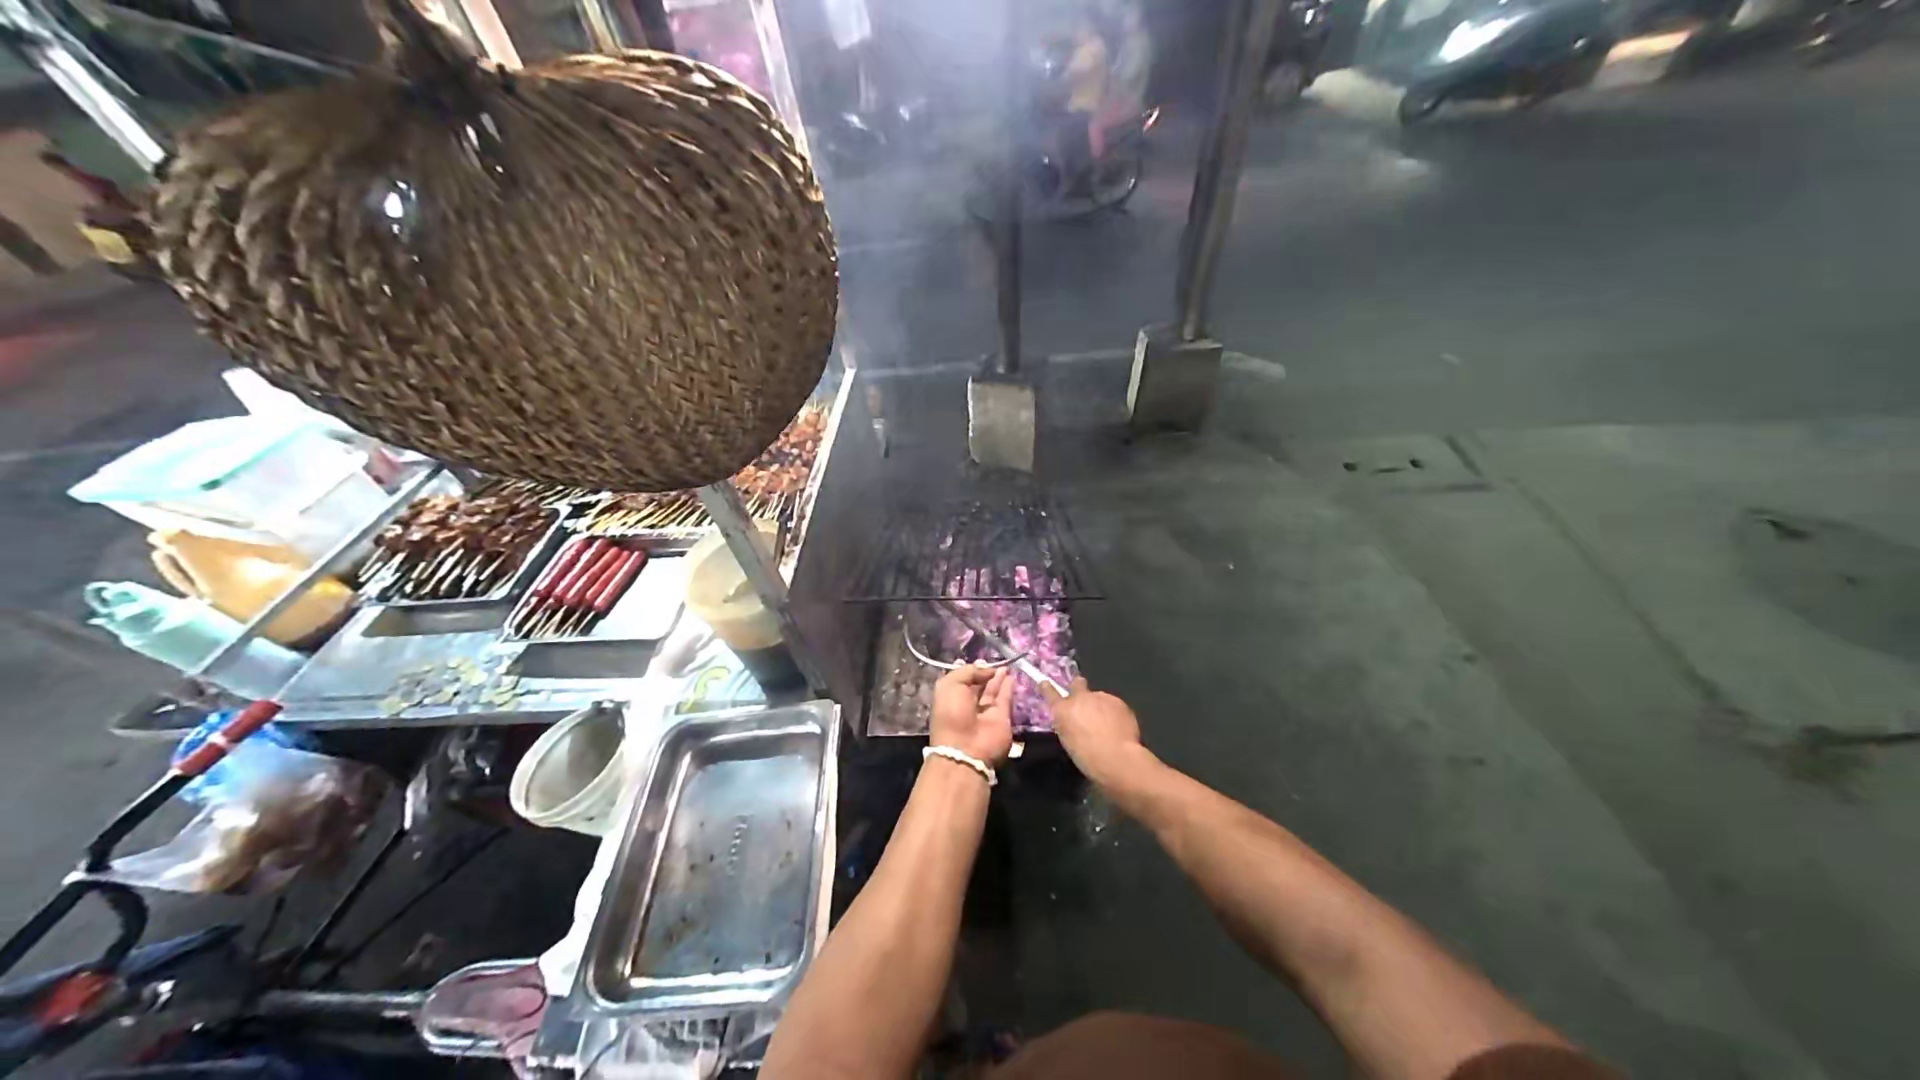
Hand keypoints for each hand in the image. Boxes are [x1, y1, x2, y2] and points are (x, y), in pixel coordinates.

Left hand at [931, 664, 1014, 765]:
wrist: (967, 748)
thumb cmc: (952, 714)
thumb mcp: (950, 685)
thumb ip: (968, 672)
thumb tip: (987, 669)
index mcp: (951, 697)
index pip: (962, 680)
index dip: (971, 670)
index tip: (981, 659)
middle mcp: (968, 704)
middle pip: (979, 684)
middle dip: (986, 672)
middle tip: (996, 659)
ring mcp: (986, 711)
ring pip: (994, 690)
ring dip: (999, 677)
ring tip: (1005, 665)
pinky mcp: (1002, 717)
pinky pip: (1005, 698)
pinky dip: (1008, 687)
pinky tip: (1011, 675)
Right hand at [1042, 676, 1146, 785]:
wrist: (1117, 757)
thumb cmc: (1087, 757)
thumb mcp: (1068, 741)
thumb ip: (1067, 725)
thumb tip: (1072, 721)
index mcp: (1062, 710)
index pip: (1050, 693)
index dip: (1047, 688)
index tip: (1045, 684)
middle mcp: (1079, 698)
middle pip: (1077, 683)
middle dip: (1078, 687)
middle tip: (1083, 700)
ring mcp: (1100, 697)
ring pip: (1098, 697)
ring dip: (1099, 706)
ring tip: (1107, 724)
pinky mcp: (1118, 701)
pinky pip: (1113, 704)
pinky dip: (1114, 712)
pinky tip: (1118, 727)